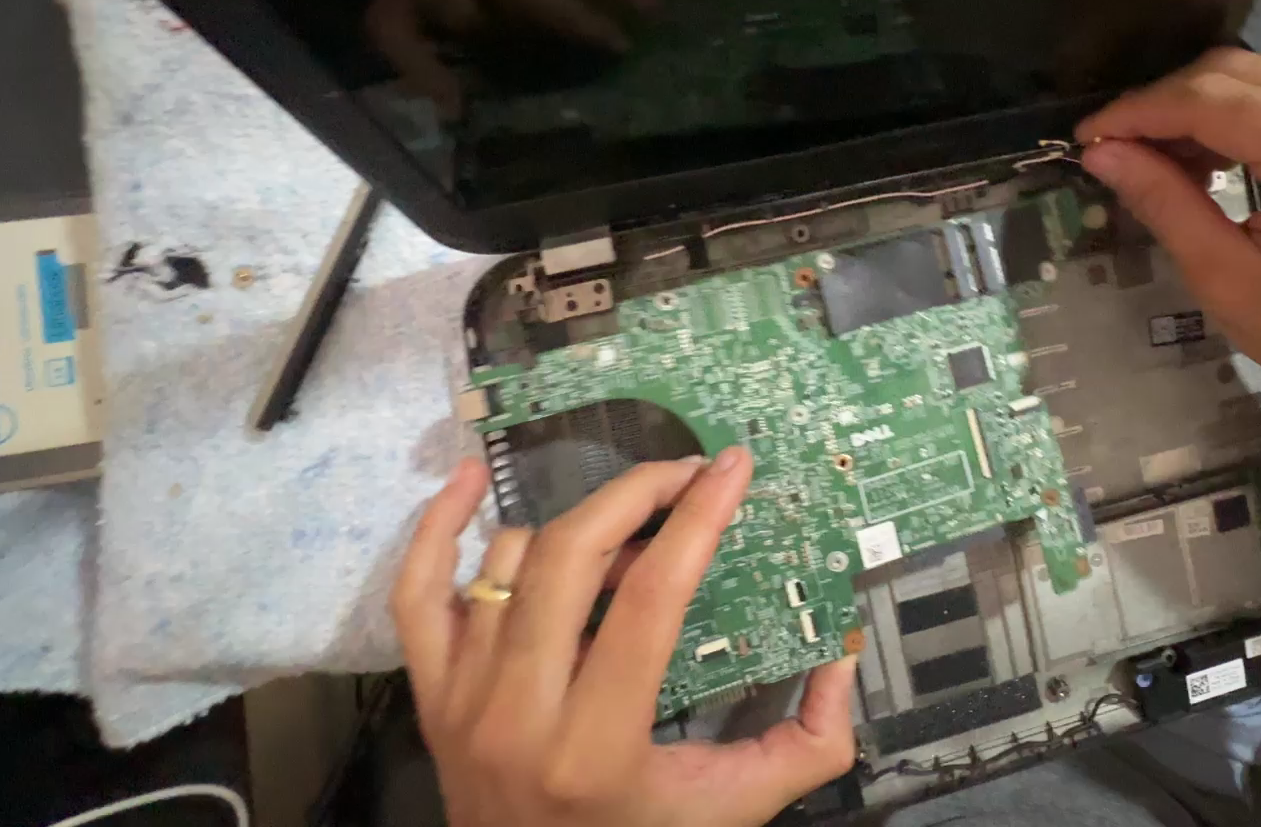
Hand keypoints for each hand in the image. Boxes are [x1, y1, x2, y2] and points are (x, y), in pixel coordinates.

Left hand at [390, 449, 859, 826]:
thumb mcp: (735, 809)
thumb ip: (809, 742)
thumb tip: (843, 655)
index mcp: (598, 744)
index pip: (653, 595)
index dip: (699, 517)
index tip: (732, 468)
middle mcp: (516, 714)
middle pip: (574, 556)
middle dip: (640, 494)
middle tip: (686, 475)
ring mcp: (462, 699)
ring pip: (513, 561)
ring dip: (579, 526)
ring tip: (628, 532)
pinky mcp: (430, 693)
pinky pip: (417, 592)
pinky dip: (438, 527)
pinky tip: (469, 478)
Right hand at [1076, 49, 1260, 445]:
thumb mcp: (1225, 277)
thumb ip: (1163, 202)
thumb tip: (1100, 153)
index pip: (1212, 100)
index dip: (1138, 111)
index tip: (1086, 136)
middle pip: (1236, 74)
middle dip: (1163, 104)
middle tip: (1113, 148)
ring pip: (1259, 80)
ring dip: (1195, 111)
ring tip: (1150, 159)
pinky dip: (1233, 120)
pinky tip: (1202, 160)